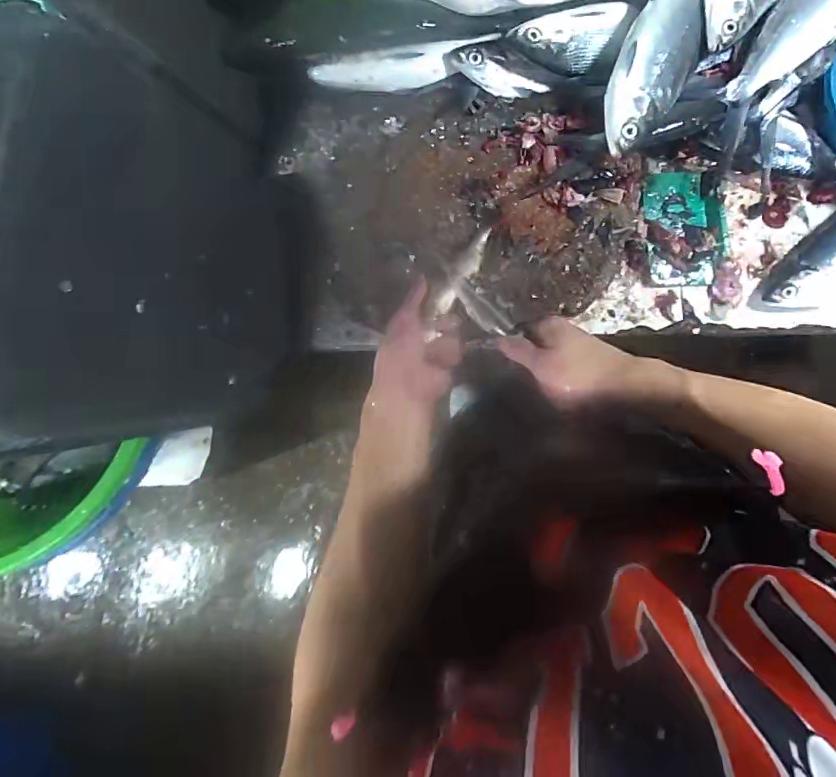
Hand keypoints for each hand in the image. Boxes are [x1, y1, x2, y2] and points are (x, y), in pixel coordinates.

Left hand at [354, 278, 460, 494]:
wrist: (377, 553)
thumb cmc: (391, 502)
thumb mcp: (402, 446)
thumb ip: (413, 400)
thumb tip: (432, 351)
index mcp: (386, 400)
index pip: (396, 344)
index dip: (408, 312)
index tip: (424, 283)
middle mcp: (387, 407)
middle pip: (401, 355)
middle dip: (422, 328)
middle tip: (455, 314)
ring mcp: (396, 428)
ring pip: (409, 376)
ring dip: (429, 353)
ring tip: (458, 341)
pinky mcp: (408, 448)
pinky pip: (420, 399)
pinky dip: (435, 382)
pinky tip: (450, 387)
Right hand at [495, 318, 682, 409]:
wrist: (630, 392)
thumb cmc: (580, 378)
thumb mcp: (540, 367)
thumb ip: (517, 352)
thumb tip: (495, 339)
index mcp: (550, 325)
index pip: (516, 331)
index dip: (503, 350)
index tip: (490, 370)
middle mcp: (565, 332)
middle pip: (534, 348)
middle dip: (523, 366)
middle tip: (507, 389)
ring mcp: (580, 350)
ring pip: (550, 364)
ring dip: (542, 380)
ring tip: (528, 400)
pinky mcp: (593, 369)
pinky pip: (567, 376)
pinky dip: (560, 388)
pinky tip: (554, 403)